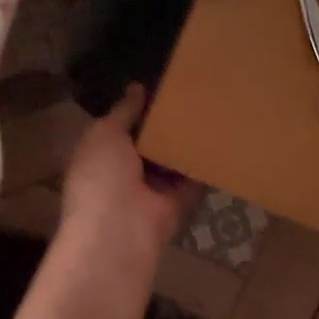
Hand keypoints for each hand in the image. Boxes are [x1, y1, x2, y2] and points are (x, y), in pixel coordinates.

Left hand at [61, 84, 199, 253]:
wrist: (118, 231)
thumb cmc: (102, 176)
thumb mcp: (106, 134)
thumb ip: (123, 112)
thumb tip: (136, 87)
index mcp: (98, 156)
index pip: (118, 129)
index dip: (136, 110)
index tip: (160, 88)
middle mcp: (122, 174)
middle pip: (147, 146)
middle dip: (163, 127)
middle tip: (190, 97)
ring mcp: (148, 192)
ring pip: (169, 164)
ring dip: (184, 146)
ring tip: (208, 114)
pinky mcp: (174, 206)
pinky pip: (191, 184)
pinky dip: (202, 169)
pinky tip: (220, 144)